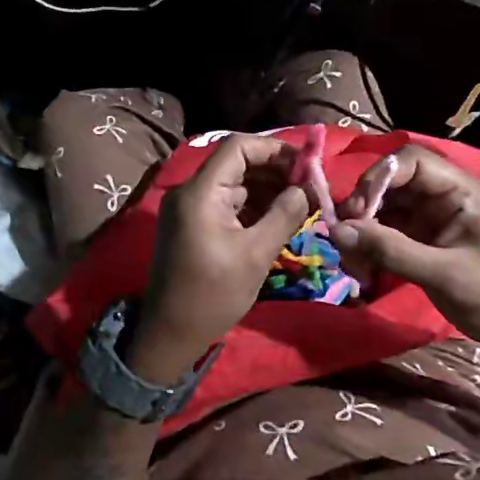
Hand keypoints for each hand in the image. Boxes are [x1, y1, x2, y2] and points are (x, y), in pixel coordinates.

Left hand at [133, 135, 308, 377]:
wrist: (169, 332)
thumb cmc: (212, 294)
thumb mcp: (256, 254)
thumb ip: (283, 215)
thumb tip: (306, 188)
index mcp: (200, 192)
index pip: (238, 147)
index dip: (275, 149)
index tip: (307, 165)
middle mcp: (190, 191)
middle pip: (236, 163)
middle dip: (275, 170)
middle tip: (310, 187)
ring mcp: (188, 208)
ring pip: (233, 183)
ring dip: (266, 188)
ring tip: (300, 202)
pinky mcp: (191, 224)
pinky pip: (225, 202)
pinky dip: (252, 205)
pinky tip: (278, 215)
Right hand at [332, 145, 479, 351]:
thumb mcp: (444, 276)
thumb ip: (390, 250)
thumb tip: (336, 231)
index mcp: (464, 191)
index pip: (411, 161)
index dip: (377, 178)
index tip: (355, 212)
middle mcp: (447, 196)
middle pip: (393, 182)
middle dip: (365, 206)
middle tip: (345, 239)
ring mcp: (436, 217)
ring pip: (387, 206)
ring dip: (364, 228)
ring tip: (351, 259)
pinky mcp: (427, 238)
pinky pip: (390, 229)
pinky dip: (372, 244)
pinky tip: (361, 266)